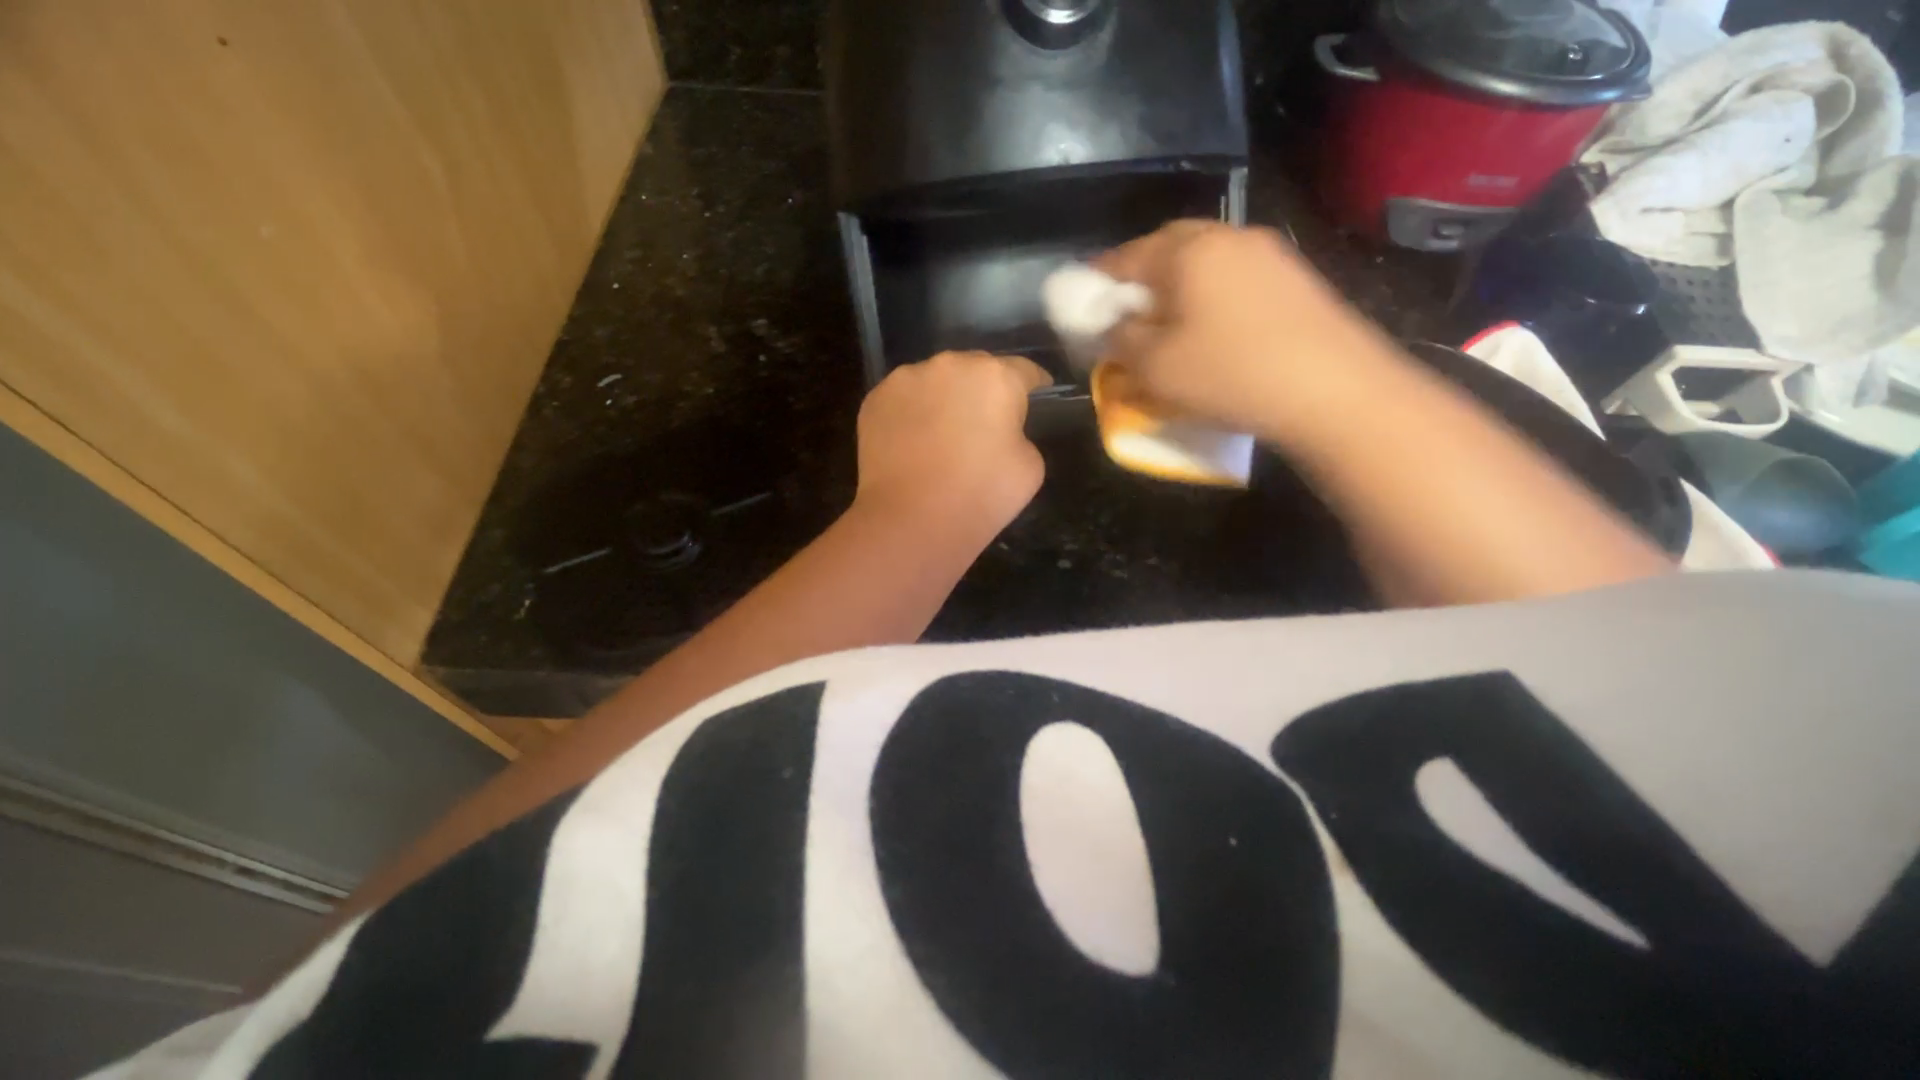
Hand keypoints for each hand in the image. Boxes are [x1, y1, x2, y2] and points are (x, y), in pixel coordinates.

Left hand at [855, 350, 1051, 535]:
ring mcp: (907, 378)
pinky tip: (913, 441)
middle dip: (984, 389)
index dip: (1034, 384)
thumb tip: (1000, 430)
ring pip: (935, 380)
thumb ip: (1020, 433)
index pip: (1024, 371)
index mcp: (996, 376)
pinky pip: (904, 399)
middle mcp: (951, 364)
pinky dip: (911, 413)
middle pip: (976, 369)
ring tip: (942, 432)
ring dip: (944, 397)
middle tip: (985, 422)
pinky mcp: (876, 399)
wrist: (911, 519)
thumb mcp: (1030, 465)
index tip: (1037, 395)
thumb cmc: (981, 494)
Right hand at [1094, 220, 1388, 438]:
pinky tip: (1215, 338)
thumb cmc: (1231, 374)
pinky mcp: (1299, 282)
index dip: (1098, 284)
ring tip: (1169, 332)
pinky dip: (1214, 303)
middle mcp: (1229, 238)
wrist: (1337, 391)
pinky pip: (1238, 283)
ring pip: (1207, 266)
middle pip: (1169, 251)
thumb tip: (1115, 326)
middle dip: (1142, 282)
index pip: (1125, 257)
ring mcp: (1271, 256)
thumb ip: (1121, 340)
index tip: (1083, 309)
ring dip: (1181, 292)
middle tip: (1127, 318)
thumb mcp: (1155, 367)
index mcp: (1188, 249)